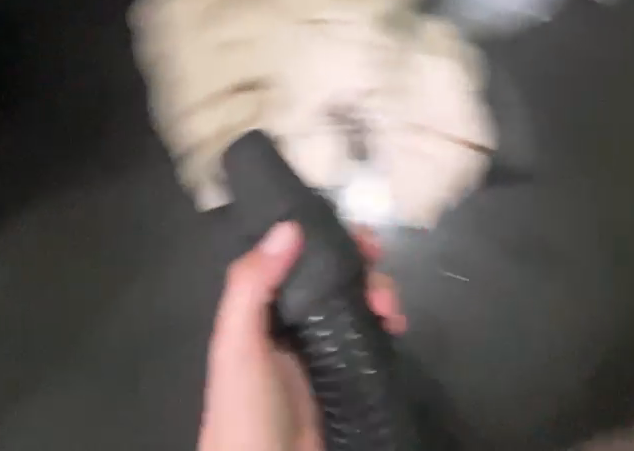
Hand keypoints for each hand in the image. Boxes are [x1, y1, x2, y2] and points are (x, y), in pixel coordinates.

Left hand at [198, 222, 405, 450]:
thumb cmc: (245, 408)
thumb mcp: (237, 345)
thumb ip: (251, 286)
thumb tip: (290, 226)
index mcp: (263, 308)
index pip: (295, 256)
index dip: (322, 236)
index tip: (349, 226)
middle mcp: (293, 321)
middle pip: (331, 274)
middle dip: (358, 260)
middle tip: (378, 255)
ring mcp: (322, 348)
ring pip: (355, 300)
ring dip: (377, 289)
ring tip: (389, 306)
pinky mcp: (347, 373)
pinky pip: (371, 334)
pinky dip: (386, 322)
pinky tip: (396, 325)